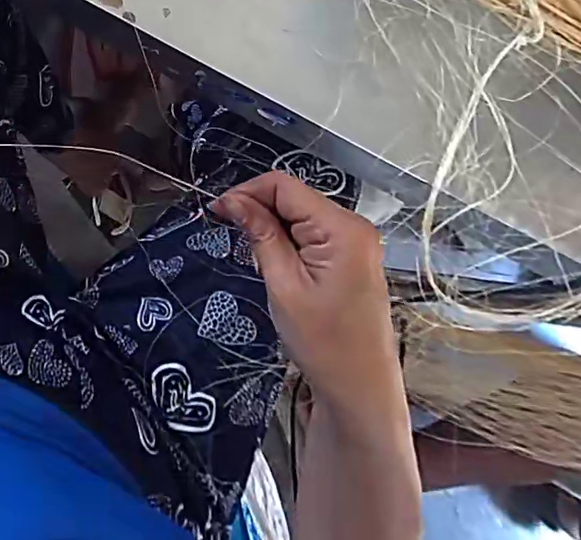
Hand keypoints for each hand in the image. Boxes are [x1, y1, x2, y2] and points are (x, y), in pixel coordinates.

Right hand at [211, 171, 403, 418]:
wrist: (362, 394)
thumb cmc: (324, 345)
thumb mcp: (284, 286)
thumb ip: (260, 234)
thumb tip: (232, 199)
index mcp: (342, 227)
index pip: (284, 186)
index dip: (247, 191)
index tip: (217, 210)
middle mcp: (353, 224)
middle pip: (292, 197)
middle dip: (258, 210)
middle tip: (231, 236)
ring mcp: (355, 240)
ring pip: (299, 214)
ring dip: (271, 226)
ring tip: (255, 257)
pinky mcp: (351, 255)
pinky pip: (310, 231)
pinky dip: (287, 240)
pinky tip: (276, 263)